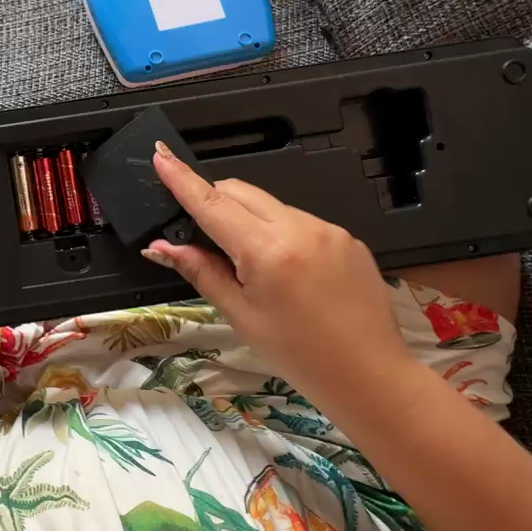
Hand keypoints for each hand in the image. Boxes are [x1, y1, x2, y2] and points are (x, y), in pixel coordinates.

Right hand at [142, 143, 414, 401]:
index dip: (181, 178)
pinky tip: (287, 271)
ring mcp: (329, 230)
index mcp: (267, 251)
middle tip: (199, 232)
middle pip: (240, 191)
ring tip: (250, 265)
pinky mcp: (347, 238)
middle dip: (213, 199)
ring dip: (247, 218)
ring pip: (270, 205)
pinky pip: (299, 220)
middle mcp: (300, 228)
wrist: (371, 376)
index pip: (212, 203)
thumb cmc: (298, 354)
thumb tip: (162, 246)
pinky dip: (279, 232)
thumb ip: (201, 271)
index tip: (160, 154)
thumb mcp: (240, 315)